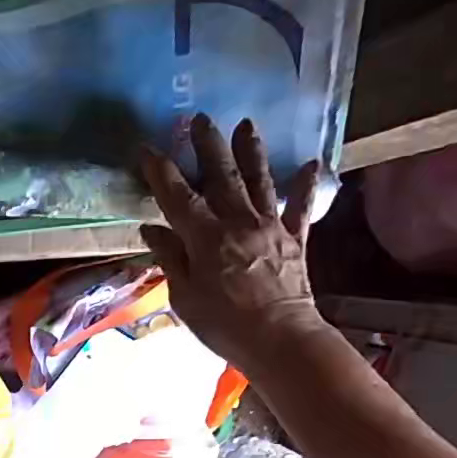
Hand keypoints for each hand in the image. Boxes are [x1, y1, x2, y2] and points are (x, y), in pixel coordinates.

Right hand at [138, 114, 328, 369]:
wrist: (279, 339)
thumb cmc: (222, 324)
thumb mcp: (184, 296)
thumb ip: (170, 258)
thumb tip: (152, 229)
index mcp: (206, 238)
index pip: (178, 198)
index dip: (161, 172)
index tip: (147, 149)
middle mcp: (238, 223)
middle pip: (222, 178)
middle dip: (209, 147)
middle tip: (201, 119)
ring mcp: (270, 228)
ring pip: (259, 182)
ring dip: (251, 152)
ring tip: (246, 126)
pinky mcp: (294, 240)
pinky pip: (300, 208)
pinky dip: (304, 186)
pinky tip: (309, 164)